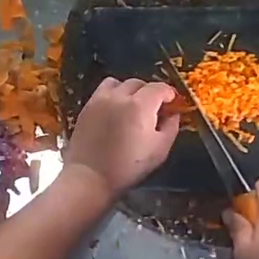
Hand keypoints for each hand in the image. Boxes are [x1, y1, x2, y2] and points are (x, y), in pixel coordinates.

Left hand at [62, 78, 181, 199]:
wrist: (90, 175)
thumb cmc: (128, 166)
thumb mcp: (160, 149)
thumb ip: (170, 126)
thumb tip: (172, 114)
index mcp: (139, 105)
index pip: (159, 87)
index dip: (169, 94)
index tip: (173, 103)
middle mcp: (117, 97)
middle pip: (137, 83)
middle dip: (150, 92)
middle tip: (154, 108)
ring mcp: (98, 100)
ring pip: (117, 83)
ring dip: (128, 90)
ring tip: (132, 107)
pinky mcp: (85, 108)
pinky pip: (101, 92)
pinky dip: (112, 96)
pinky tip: (115, 112)